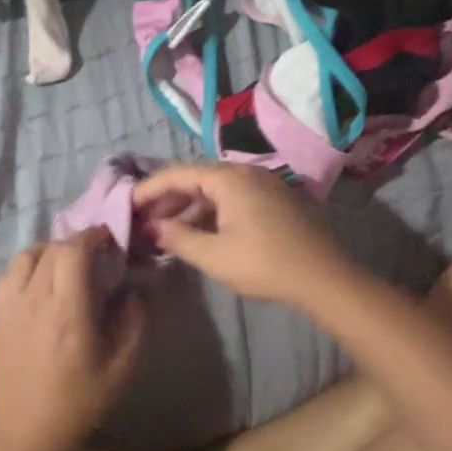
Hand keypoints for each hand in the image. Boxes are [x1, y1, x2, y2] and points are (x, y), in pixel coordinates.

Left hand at [0, 229, 146, 450]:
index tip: (110, 239)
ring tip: (67, 264)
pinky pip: (10, 274)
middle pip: (52, 248)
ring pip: (26, 256)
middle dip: (76, 242)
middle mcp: (34, 299)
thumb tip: (132, 287)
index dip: (93, 236)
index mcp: (67, 309)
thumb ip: (133, 319)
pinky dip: (29, 266)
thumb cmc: (80, 400)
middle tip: (96, 253)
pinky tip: (42, 283)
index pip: (74, 250)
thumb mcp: (122, 364)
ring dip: (50, 250)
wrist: (29, 430)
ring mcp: (9, 305)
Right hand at [131, 163, 354, 305]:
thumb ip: (178, 238)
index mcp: (229, 179)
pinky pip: (235, 198)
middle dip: (168, 199)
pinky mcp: (277, 200)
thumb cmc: (264, 264)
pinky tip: (201, 234)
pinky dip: (212, 212)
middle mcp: (247, 172)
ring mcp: (266, 184)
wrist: (324, 277)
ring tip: (168, 232)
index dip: (149, 189)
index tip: (127, 205)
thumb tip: (151, 228)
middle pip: (197, 178)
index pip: (178, 173)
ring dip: (190, 208)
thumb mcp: (214, 256)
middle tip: (144, 220)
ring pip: (217, 190)